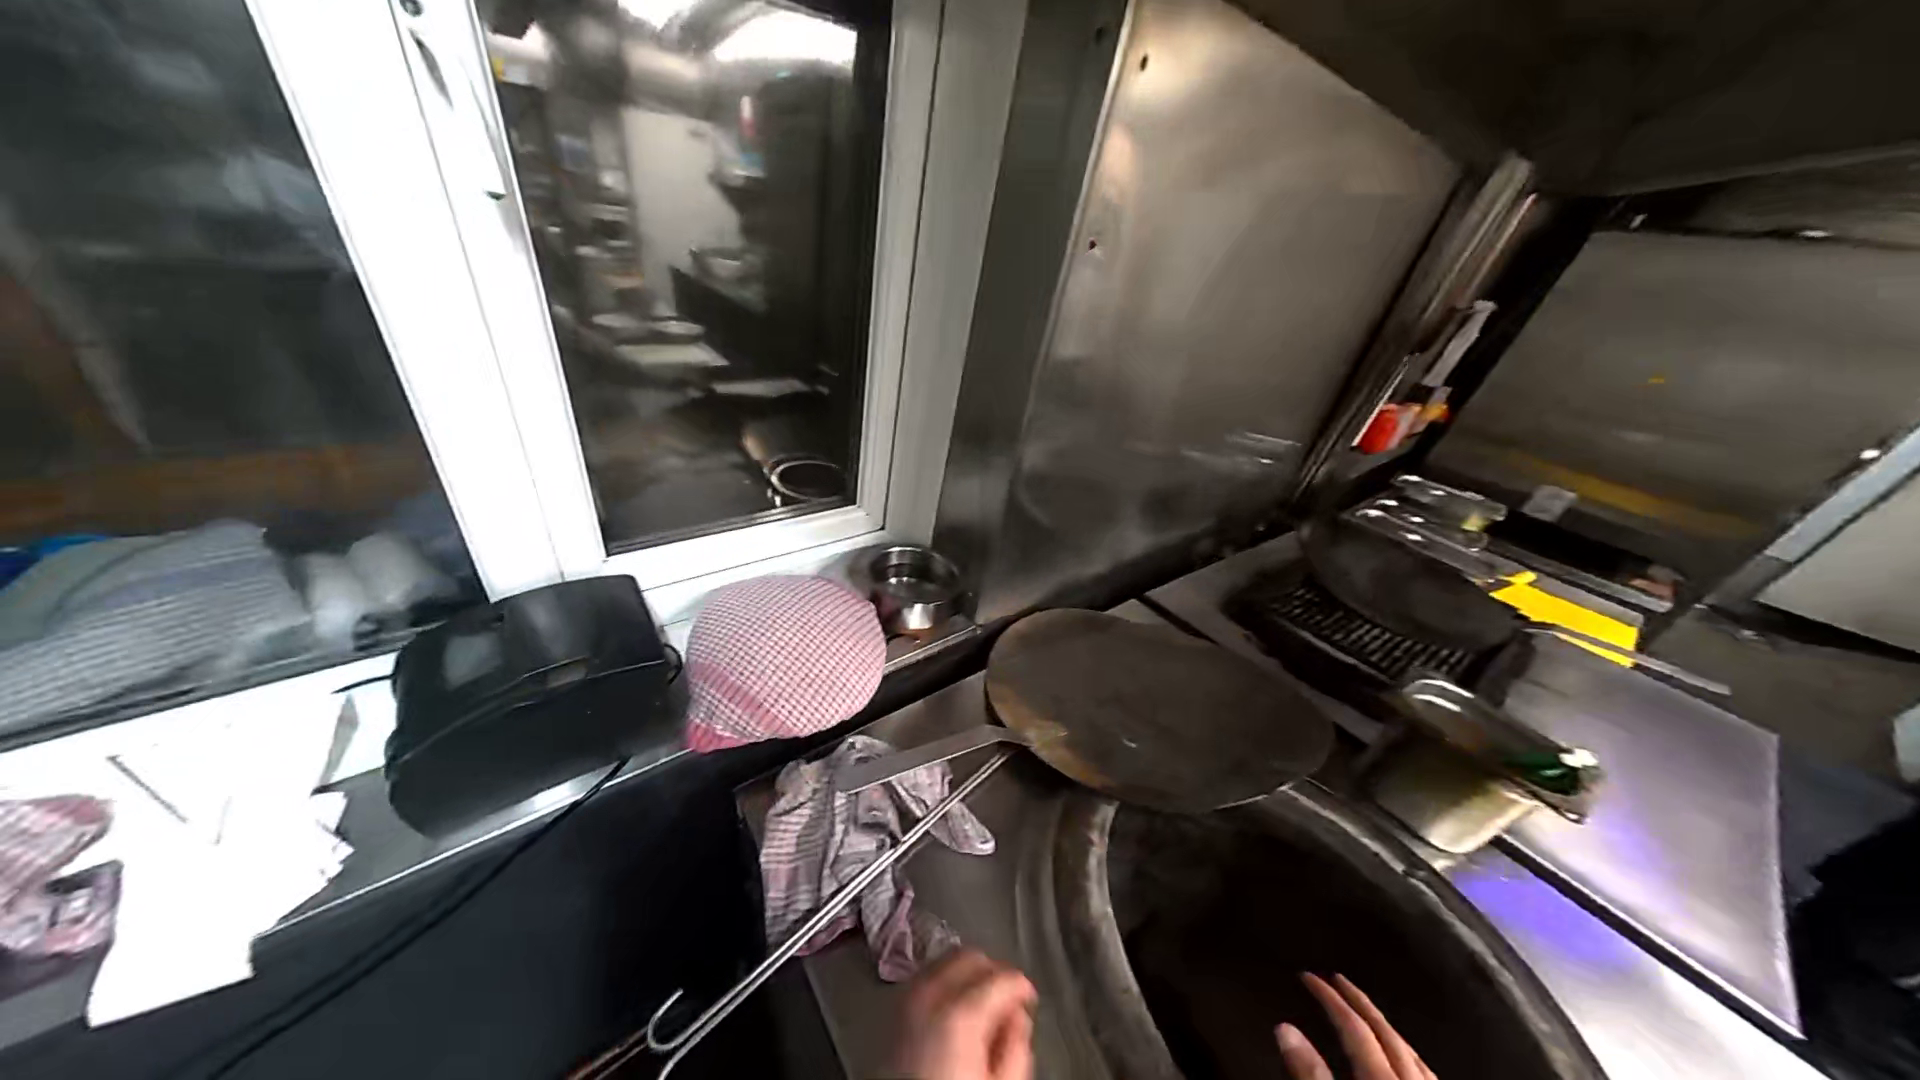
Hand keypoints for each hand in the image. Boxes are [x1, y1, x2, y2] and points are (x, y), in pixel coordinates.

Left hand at [890, 948, 1036, 1079]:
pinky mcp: (891, 1017)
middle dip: (993, 973)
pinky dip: (944, 986)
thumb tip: (1017, 1019)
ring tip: (982, 1011)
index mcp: (960, 1014)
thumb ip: (1016, 1048)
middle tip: (1008, 1003)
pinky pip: (924, 981)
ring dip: (967, 977)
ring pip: (944, 963)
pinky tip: (954, 1016)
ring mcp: (905, 1003)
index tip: (1029, 1001)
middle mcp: (929, 997)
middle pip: (970, 957)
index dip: (1022, 987)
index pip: (1002, 976)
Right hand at [1276, 973, 1434, 1079]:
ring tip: (1368, 1010)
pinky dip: (1412, 1054)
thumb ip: (1311, 1073)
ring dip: (1386, 1026)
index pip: (1353, 1026)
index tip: (1307, 975)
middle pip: (1384, 1032)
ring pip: (1411, 1053)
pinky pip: (1428, 1074)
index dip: (1329, 997)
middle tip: (1336, 977)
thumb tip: (1284, 1028)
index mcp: (1381, 1078)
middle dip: (1357, 1000)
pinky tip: (1409, 1057)